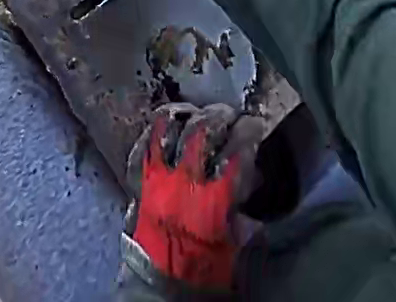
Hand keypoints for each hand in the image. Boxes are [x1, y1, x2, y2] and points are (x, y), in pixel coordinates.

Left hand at [125, 102, 264, 291]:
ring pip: (170, 129)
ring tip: (198, 111)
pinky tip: (165, 121)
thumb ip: (240, 210)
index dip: (247, 133)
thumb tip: (251, 181)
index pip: (235, 153)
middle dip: (218, 117)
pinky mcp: (141, 178)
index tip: (254, 124)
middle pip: (201, 131)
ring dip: (186, 115)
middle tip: (229, 114)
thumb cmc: (203, 271)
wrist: (160, 287)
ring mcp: (159, 175)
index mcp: (214, 199)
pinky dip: (155, 129)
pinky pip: (146, 143)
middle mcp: (185, 179)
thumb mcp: (233, 245)